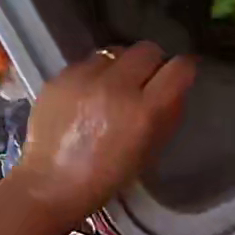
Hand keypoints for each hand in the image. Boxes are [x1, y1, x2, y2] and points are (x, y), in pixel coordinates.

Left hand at [11, 42, 196, 217]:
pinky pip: (86, 63)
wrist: (51, 185)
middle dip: (151, 63)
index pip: (179, 68)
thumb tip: (175, 87)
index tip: (178, 76)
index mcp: (143, 111)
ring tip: (111, 88)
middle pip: (146, 49)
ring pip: (114, 52)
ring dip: (120, 66)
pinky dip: (92, 75)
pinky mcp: (59, 77)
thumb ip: (167, 114)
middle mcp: (115, 87)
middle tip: (144, 81)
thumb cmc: (106, 177)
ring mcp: (83, 78)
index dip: (183, 69)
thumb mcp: (149, 152)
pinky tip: (85, 96)